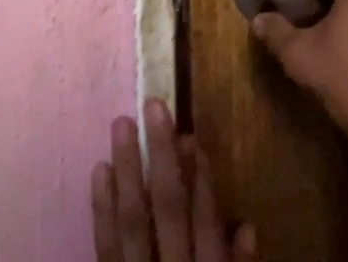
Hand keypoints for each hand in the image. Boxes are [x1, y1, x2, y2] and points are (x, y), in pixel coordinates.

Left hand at [93, 99, 257, 261]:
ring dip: (128, 167)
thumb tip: (247, 226)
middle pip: (168, 206)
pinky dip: (102, 206)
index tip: (190, 135)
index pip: (206, 221)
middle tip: (154, 105)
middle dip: (161, 154)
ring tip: (122, 123)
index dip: (201, 178)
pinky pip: (105, 243)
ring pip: (133, 217)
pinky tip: (100, 168)